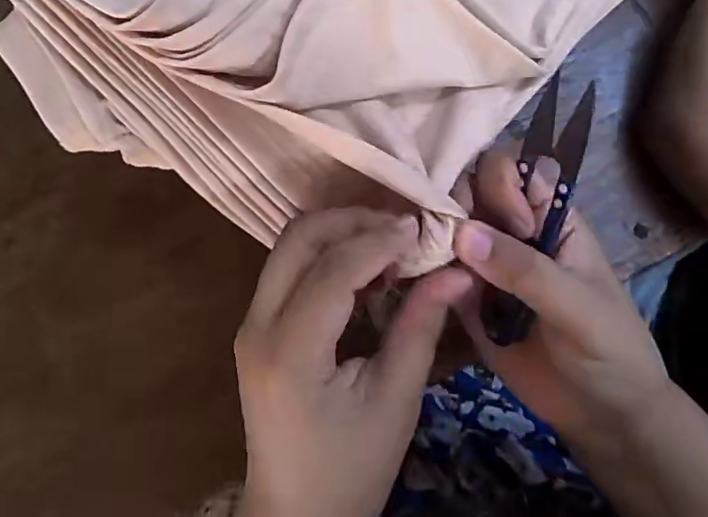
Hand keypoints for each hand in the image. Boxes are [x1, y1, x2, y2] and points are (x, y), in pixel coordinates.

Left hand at [235, 209, 472, 516]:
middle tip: (401, 229)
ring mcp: (249, 322)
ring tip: (386, 242)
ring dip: (338, 230)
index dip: (378, 241)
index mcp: (289, 353)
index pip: (332, 270)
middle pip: (299, 238)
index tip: (420, 229)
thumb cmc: (351, 468)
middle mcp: (257, 326)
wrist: (294, 514)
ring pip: (290, 244)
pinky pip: (288, 264)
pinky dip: (326, 250)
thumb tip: (457, 270)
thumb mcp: (395, 401)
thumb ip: (420, 327)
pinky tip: (363, 264)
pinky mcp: (255, 324)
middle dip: (352, 220)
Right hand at [450, 148, 670, 446]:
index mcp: (548, 213)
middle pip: (469, 187)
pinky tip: (418, 279)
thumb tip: (463, 233)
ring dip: (434, 233)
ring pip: (447, 223)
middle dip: (458, 203)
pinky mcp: (465, 294)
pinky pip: (436, 269)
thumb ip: (525, 269)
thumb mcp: (578, 306)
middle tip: (462, 247)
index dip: (501, 182)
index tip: (514, 225)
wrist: (604, 415)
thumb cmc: (610, 346)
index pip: (511, 168)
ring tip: (434, 261)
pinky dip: (425, 269)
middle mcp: (510, 226)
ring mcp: (485, 259)